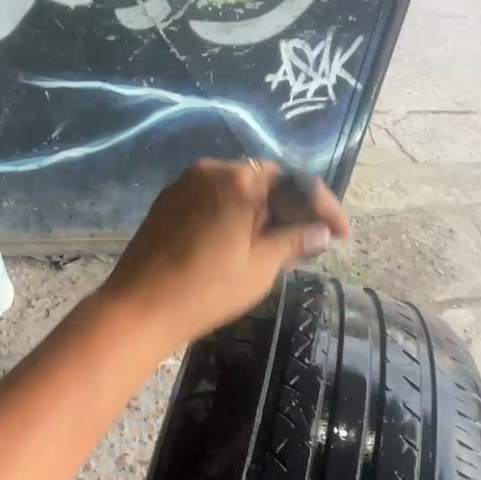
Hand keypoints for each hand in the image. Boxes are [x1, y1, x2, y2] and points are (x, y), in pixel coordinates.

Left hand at [101, 158, 348, 346]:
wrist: (138, 310)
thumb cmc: (205, 291)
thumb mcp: (259, 268)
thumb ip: (293, 242)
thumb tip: (321, 232)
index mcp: (241, 180)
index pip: (296, 184)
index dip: (324, 209)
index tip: (342, 234)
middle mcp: (213, 169)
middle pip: (266, 182)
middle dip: (292, 208)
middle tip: (312, 239)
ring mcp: (185, 184)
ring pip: (238, 191)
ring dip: (263, 212)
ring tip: (280, 243)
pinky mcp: (167, 203)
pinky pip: (213, 201)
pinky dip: (234, 216)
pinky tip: (242, 241)